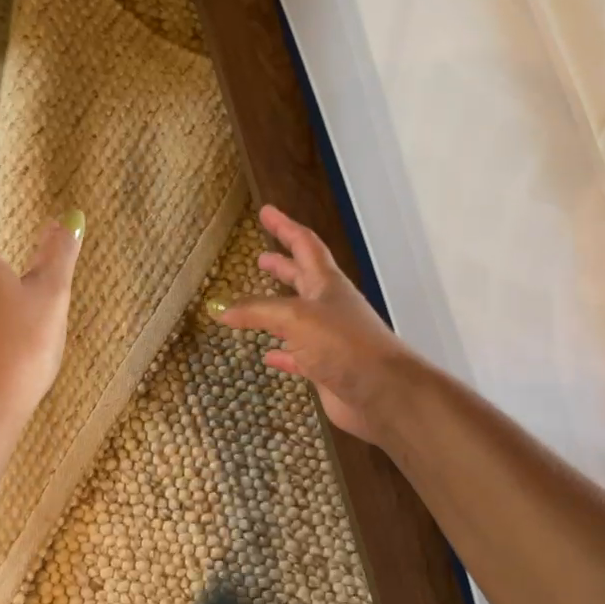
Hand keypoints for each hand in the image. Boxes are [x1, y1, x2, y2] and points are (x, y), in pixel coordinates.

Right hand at [216, 205, 422, 445]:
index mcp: (327, 284)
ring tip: (253, 304)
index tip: (266, 211)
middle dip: (282, 265)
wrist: (382, 392)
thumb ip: (258, 311)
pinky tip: (268, 354)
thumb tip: (222, 310)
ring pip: (296, 318)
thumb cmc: (343, 344)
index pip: (304, 245)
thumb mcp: (295, 318)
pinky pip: (297, 355)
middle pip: (302, 279)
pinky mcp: (325, 368)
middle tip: (261, 256)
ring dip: (276, 308)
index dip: (284, 227)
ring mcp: (328, 338)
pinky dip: (281, 352)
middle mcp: (329, 306)